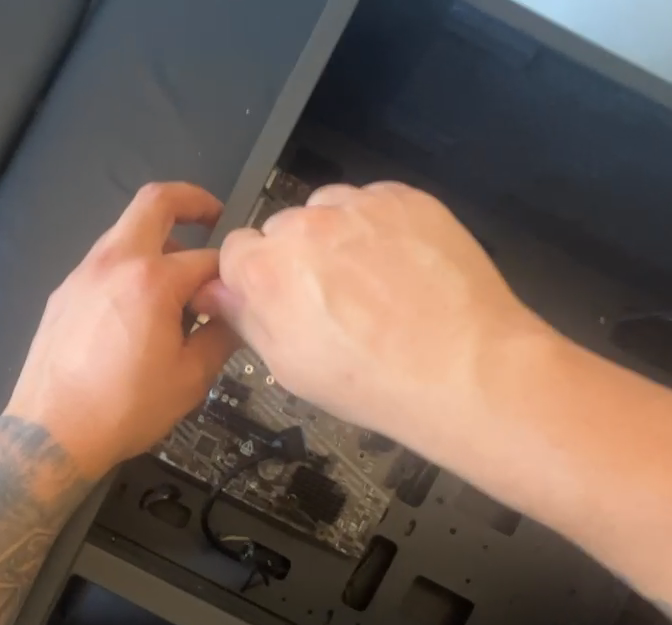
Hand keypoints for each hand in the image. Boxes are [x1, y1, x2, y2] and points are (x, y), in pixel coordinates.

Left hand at [5, 182, 240, 474]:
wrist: (53, 433)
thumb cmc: (125, 410)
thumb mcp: (189, 380)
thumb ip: (220, 337)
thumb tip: (234, 316)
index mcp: (152, 281)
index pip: (206, 258)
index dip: (230, 271)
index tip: (239, 286)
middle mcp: (113, 263)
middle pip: (155, 202)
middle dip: (190, 200)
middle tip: (212, 217)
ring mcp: (81, 275)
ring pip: (123, 232)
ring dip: (155, 239)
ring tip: (174, 278)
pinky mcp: (62, 295)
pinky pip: (102, 264)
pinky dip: (127, 267)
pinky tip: (136, 308)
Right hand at [195, 181, 562, 450]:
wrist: (458, 366)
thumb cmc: (371, 379)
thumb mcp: (288, 366)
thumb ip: (244, 318)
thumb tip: (212, 292)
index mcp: (267, 272)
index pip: (235, 251)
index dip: (251, 279)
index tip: (272, 299)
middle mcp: (307, 227)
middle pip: (280, 230)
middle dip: (293, 258)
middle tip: (325, 301)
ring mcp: (359, 206)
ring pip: (325, 210)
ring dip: (333, 238)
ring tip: (365, 284)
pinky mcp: (404, 198)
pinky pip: (372, 202)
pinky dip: (375, 228)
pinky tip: (394, 269)